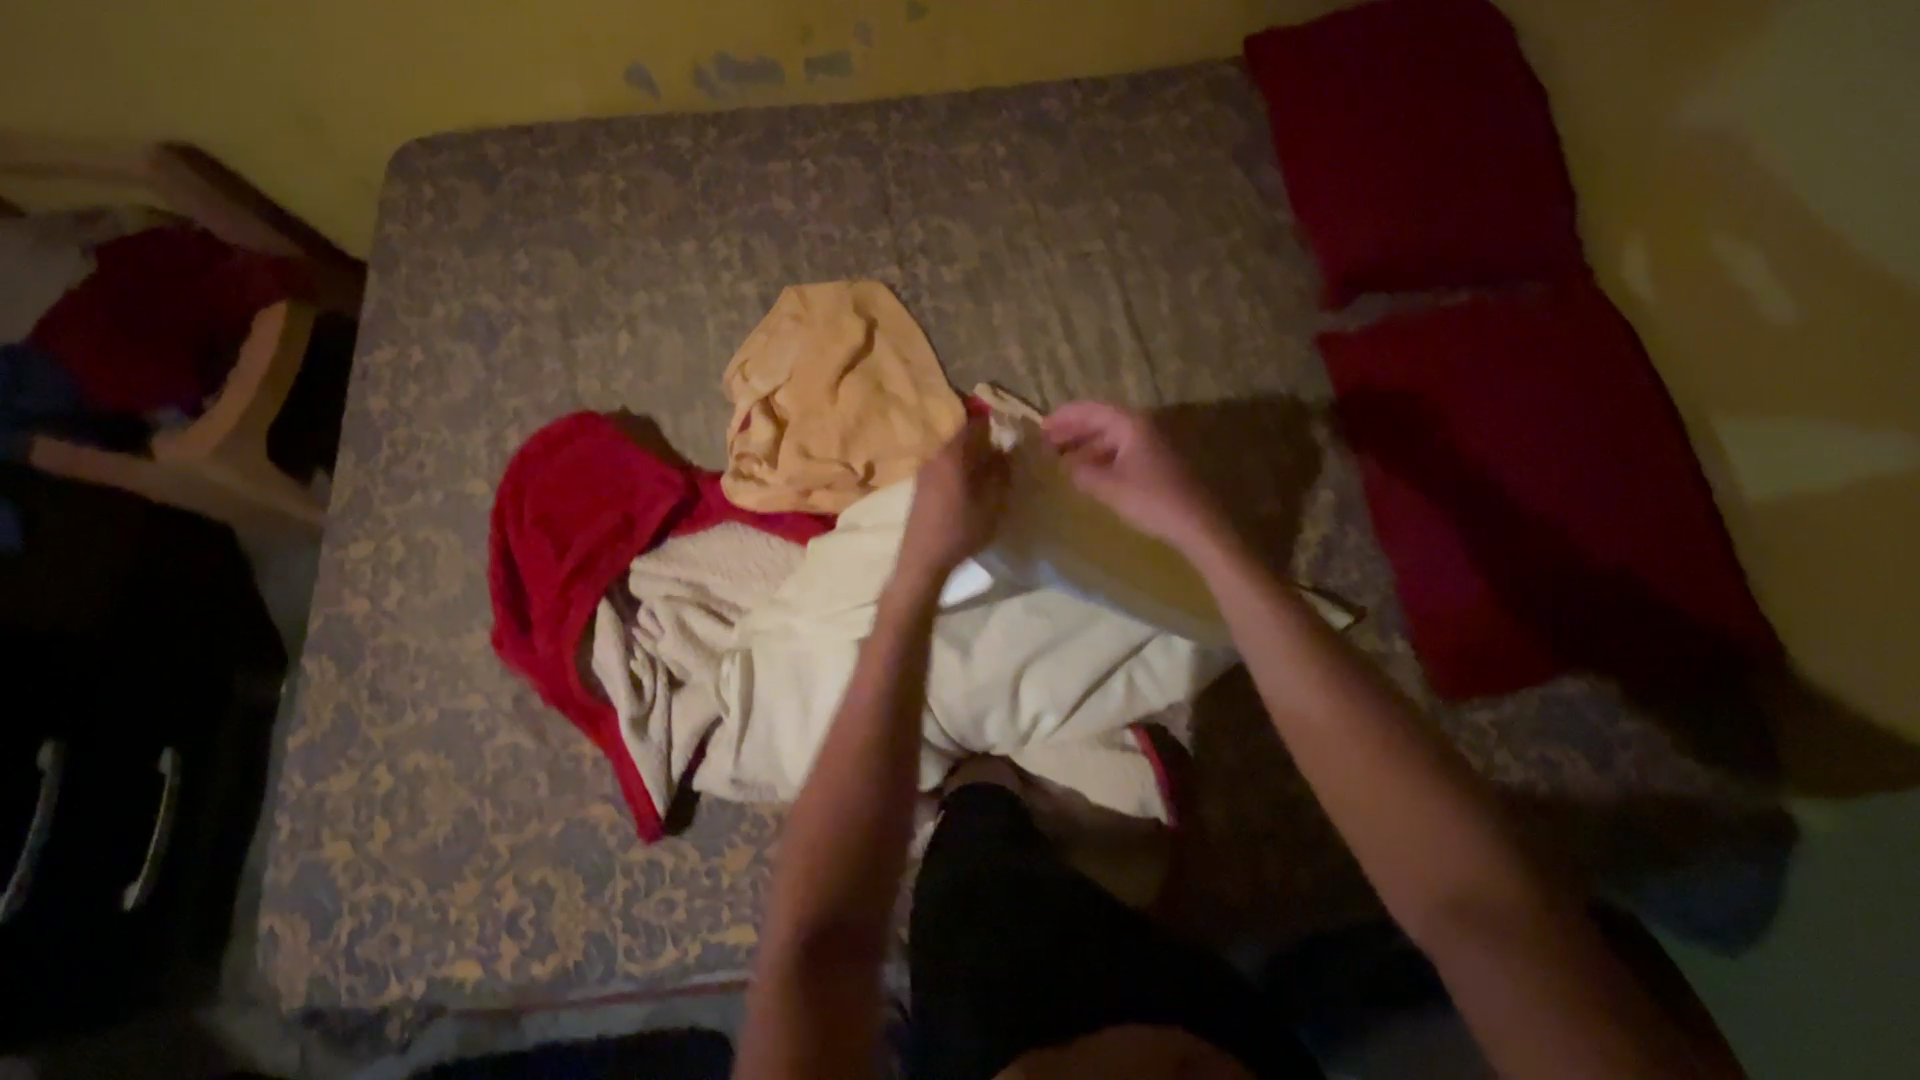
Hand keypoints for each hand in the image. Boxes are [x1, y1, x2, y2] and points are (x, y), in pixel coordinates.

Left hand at [896, 415, 1009, 584]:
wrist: (922, 559)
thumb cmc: (961, 530)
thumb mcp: (992, 504)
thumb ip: (1001, 473)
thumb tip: (1007, 451)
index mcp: (953, 455)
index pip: (976, 425)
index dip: (995, 426)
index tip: (1011, 436)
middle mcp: (935, 456)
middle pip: (963, 439)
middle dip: (985, 444)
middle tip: (1004, 458)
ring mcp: (924, 471)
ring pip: (953, 454)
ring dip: (972, 459)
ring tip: (989, 475)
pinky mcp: (920, 487)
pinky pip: (944, 467)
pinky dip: (959, 471)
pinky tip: (969, 489)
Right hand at [1042, 401, 1226, 552]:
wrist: (1197, 523)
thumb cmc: (1151, 499)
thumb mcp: (1108, 487)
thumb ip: (1081, 472)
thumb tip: (1063, 465)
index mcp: (1132, 424)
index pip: (1092, 409)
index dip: (1065, 416)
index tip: (1042, 427)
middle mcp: (1144, 428)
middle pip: (1102, 421)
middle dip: (1073, 431)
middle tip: (1047, 443)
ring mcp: (1153, 445)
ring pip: (1112, 438)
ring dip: (1086, 446)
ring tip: (1062, 460)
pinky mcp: (1158, 464)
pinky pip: (1122, 452)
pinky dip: (1102, 459)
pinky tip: (1088, 474)